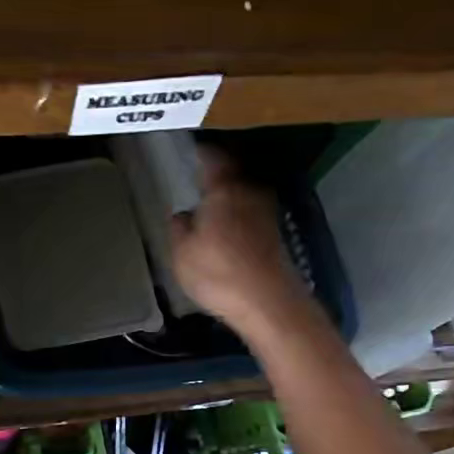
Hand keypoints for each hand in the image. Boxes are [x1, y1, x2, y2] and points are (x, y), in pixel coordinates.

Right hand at [169, 147, 314, 335]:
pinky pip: (250, 213)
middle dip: (214, 174)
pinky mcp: (274, 232)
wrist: (267, 302)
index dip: (198, 152)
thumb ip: (178, 227)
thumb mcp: (181, 252)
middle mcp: (250, 190)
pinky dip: (237, 215)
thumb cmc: (217, 272)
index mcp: (224, 187)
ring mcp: (267, 210)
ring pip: (242, 193)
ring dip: (227, 197)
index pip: (211, 156)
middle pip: (231, 173)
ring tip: (208, 205)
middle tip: (195, 178)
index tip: (187, 151)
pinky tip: (225, 228)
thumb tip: (183, 213)